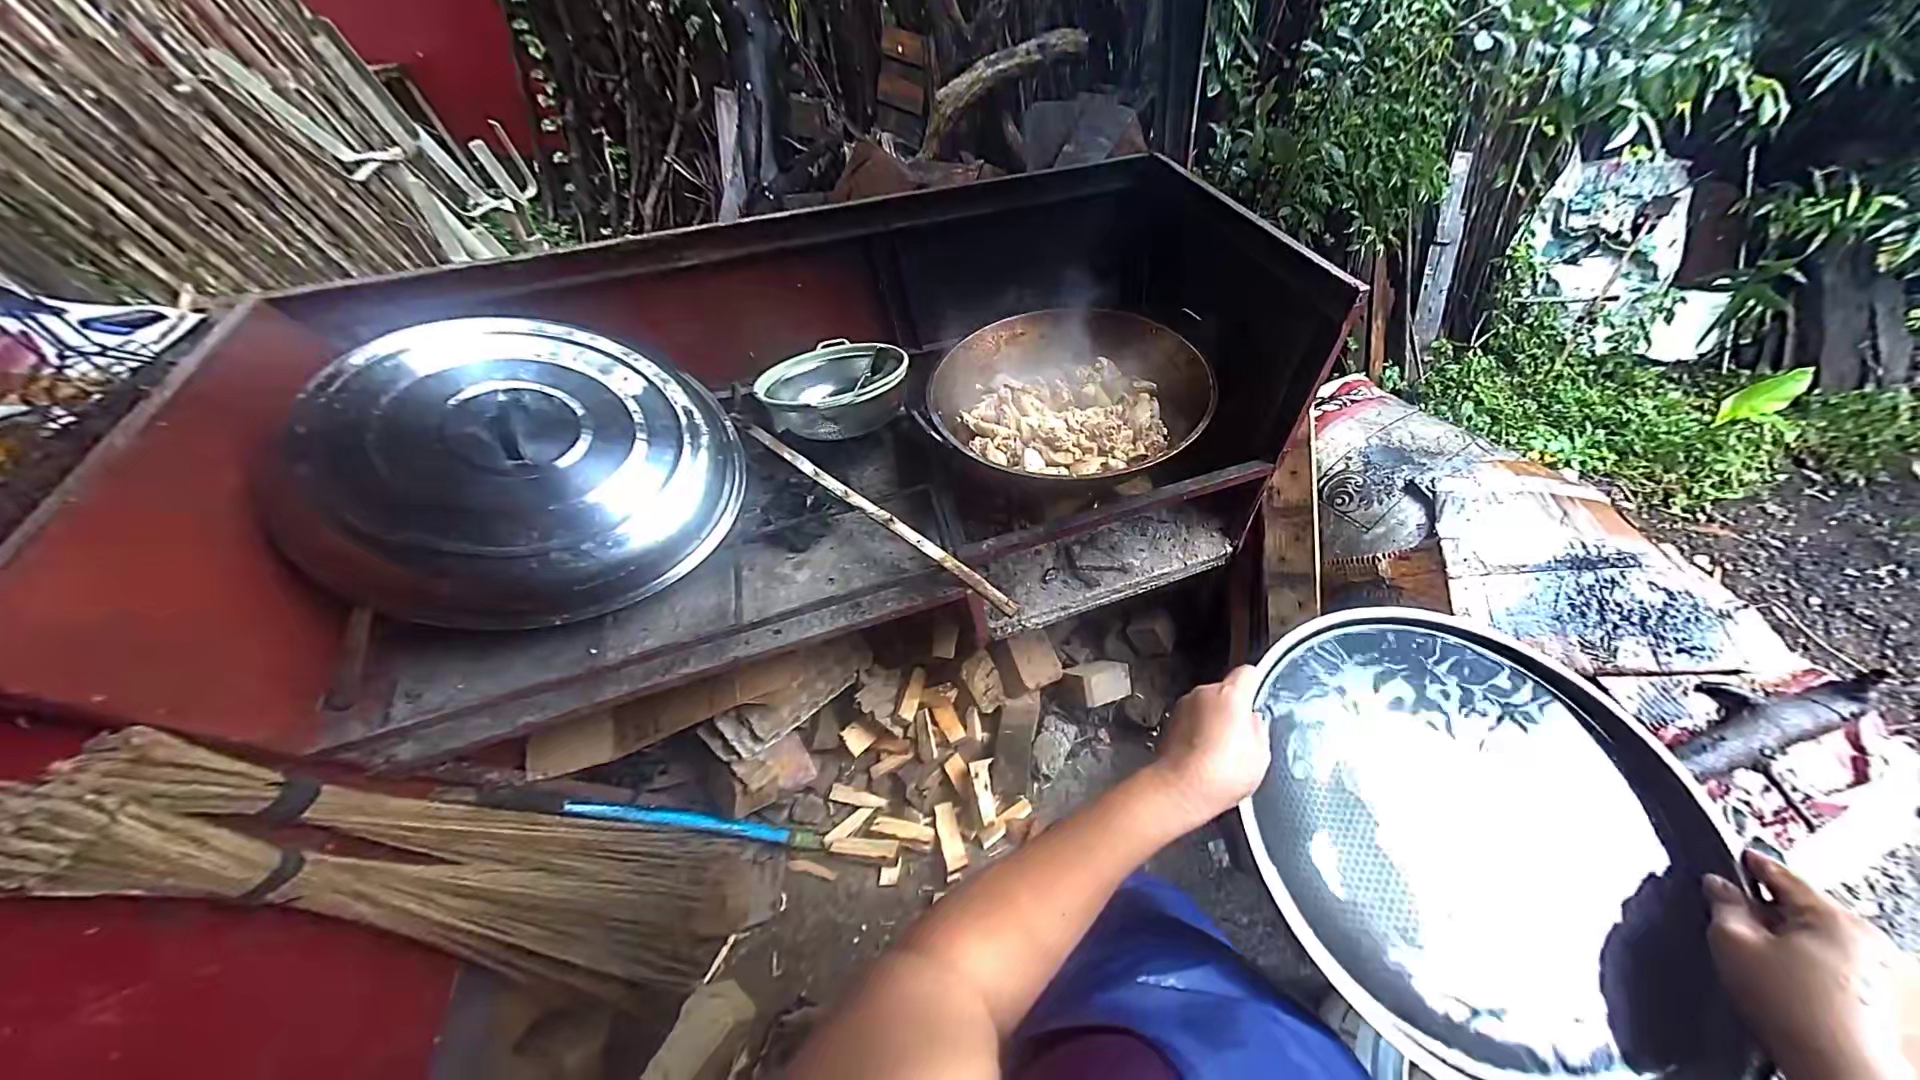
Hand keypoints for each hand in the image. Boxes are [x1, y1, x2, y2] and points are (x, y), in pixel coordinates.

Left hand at [1144, 666, 1269, 828]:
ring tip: (1223, 750)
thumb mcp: (1260, 754)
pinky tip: (1205, 753)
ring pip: (1207, 704)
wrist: (1180, 789)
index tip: (1260, 695)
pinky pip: (1192, 718)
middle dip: (1234, 708)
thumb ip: (1259, 728)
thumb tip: (1254, 720)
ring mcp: (1184, 706)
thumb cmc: (1220, 774)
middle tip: (1243, 736)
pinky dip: (1199, 729)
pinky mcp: (1171, 720)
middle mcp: (1203, 694)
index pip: (1247, 672)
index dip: (1256, 683)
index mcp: (1230, 695)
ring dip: (1214, 719)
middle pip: (1225, 690)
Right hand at [1705, 850, 1919, 1079]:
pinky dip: (1815, 964)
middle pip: (1806, 907)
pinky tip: (1795, 983)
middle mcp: (1873, 941)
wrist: (1840, 1068)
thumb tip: (1720, 885)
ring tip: (1767, 960)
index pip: (1782, 875)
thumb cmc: (1791, 1007)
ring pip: (1824, 937)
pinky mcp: (1891, 1000)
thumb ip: (1723, 903)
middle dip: (1771, 910)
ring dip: (1794, 939)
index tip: (1739, 855)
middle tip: (1738, 922)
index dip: (1751, 864)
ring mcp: (1889, 974)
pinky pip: (1842, 964)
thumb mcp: (1731, 940)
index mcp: (1836, 919)